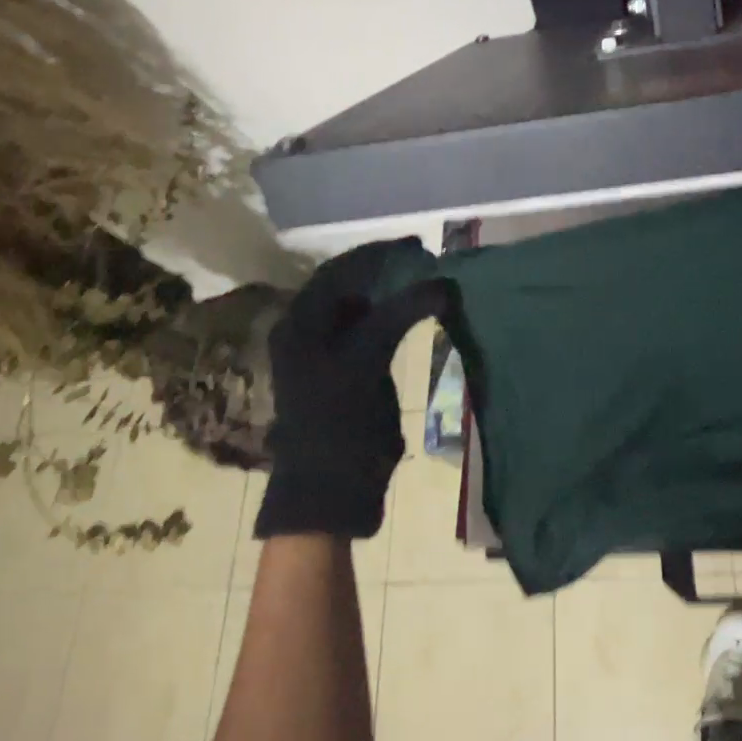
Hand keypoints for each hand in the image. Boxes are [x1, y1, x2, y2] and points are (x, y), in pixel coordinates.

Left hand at [255, 239, 447, 539]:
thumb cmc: (341, 427)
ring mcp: (319, 355)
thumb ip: (399, 317)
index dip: (378, 254)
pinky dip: (384, 318)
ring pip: (355, 308)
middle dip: (384, 270)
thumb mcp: (367, 363)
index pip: (340, 271)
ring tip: (422, 283)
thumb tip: (442, 284)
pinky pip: (361, 332)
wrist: (328, 493)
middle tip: (424, 263)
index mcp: (299, 325)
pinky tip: (409, 316)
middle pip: (346, 286)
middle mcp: (303, 333)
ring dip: (386, 292)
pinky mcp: (338, 375)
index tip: (419, 247)